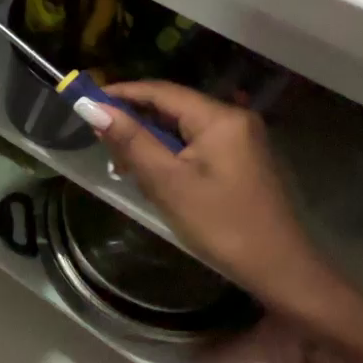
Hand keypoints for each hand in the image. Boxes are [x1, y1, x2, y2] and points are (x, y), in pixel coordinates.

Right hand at [81, 81, 336, 316]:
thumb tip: (91, 107)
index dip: (119, 93)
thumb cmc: (221, 224)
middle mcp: (233, 119)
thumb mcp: (167, 181)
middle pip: (170, 106)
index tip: (82, 101)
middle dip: (132, 119)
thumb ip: (129, 140)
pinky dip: (167, 152)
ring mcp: (240, 140)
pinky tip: (150, 173)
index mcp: (219, 118)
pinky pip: (194, 143)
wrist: (280, 271)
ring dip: (148, 139)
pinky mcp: (240, 160)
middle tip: (97, 138)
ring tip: (121, 162)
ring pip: (180, 127)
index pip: (159, 91)